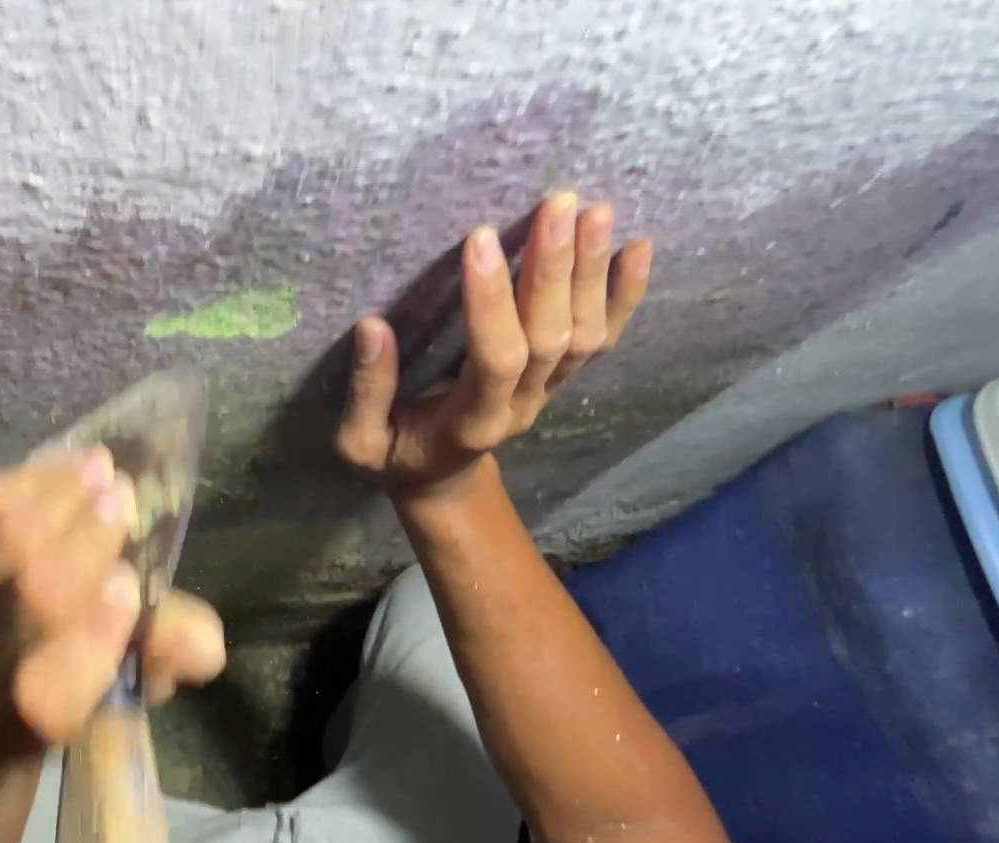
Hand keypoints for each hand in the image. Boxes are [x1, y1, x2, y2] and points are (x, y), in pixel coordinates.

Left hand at [0, 448, 226, 745]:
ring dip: (48, 500)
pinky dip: (11, 489)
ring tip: (95, 466)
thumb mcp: (136, 675)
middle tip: (120, 493)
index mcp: (33, 724)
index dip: (93, 636)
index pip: (54, 693)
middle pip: (25, 603)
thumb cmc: (77, 671)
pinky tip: (51, 469)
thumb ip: (168, 655)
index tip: (129, 583)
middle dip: (79, 541)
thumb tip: (204, 642)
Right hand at [334, 192, 652, 504]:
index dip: (491, 302)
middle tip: (556, 206)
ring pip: (585, 335)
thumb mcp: (360, 443)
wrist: (441, 482)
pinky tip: (639, 247)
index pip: (495, 359)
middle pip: (551, 338)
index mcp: (471, 423)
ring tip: (594, 211)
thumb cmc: (394, 458)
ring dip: (591, 272)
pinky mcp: (557, 379)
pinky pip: (603, 339)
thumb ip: (366, 393)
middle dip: (553, 270)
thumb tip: (372, 327)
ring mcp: (545, 392)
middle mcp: (520, 407)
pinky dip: (625, 295)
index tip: (478, 240)